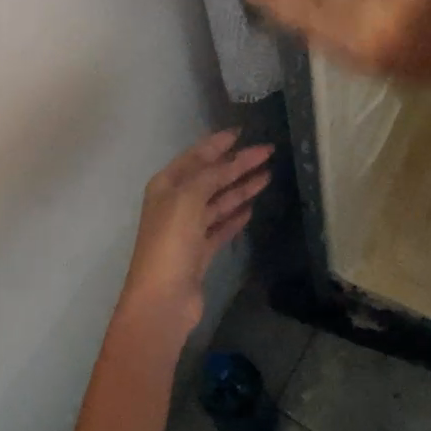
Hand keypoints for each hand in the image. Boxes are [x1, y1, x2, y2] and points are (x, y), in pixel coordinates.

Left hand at [121, 131, 273, 333]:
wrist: (163, 298)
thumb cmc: (171, 242)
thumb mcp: (188, 199)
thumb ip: (209, 177)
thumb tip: (228, 163)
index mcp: (165, 186)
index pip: (195, 158)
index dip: (217, 144)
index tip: (242, 132)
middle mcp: (174, 204)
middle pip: (209, 178)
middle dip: (236, 164)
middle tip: (267, 152)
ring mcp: (187, 229)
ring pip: (217, 202)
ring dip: (240, 188)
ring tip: (267, 176)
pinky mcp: (200, 252)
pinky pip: (220, 226)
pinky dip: (235, 216)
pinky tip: (251, 207)